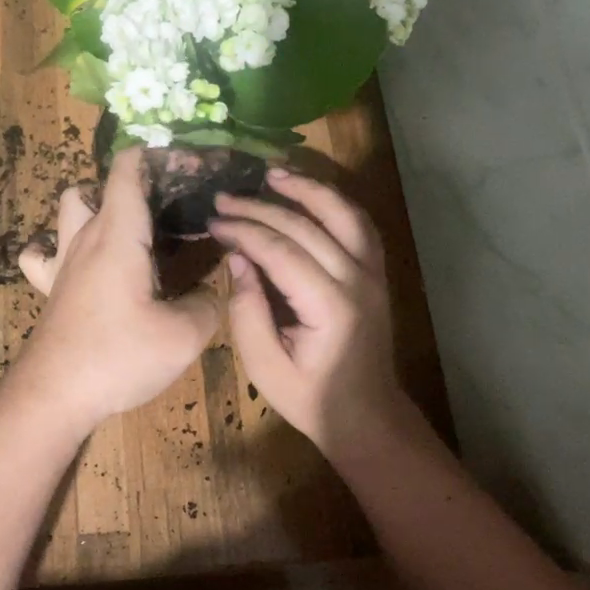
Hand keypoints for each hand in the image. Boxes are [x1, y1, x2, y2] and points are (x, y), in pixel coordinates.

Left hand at [11, 148, 219, 429]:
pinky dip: (59, 245)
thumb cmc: (118, 356)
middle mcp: (85, 236)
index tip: (191, 167)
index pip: (128, 168)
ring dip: (98, 206)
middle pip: (102, 186)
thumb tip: (213, 290)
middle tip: (172, 206)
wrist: (54, 394)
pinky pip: (44, 251)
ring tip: (132, 228)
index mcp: (118, 233)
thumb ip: (208, 304)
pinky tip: (81, 261)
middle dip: (138, 183)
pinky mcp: (51, 287)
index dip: (159, 156)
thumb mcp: (183, 336)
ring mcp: (63, 260)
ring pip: (72, 209)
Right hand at [209, 169, 412, 457]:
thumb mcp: (265, 366)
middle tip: (223, 198)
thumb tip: (239, 259)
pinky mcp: (376, 272)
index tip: (213, 222)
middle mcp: (357, 281)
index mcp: (329, 307)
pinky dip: (334, 202)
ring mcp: (372, 274)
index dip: (244, 231)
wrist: (366, 416)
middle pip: (305, 227)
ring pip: (342, 214)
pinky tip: (308, 193)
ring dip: (306, 189)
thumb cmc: (310, 397)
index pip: (281, 251)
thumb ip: (248, 311)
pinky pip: (359, 225)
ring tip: (271, 173)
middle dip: (260, 208)